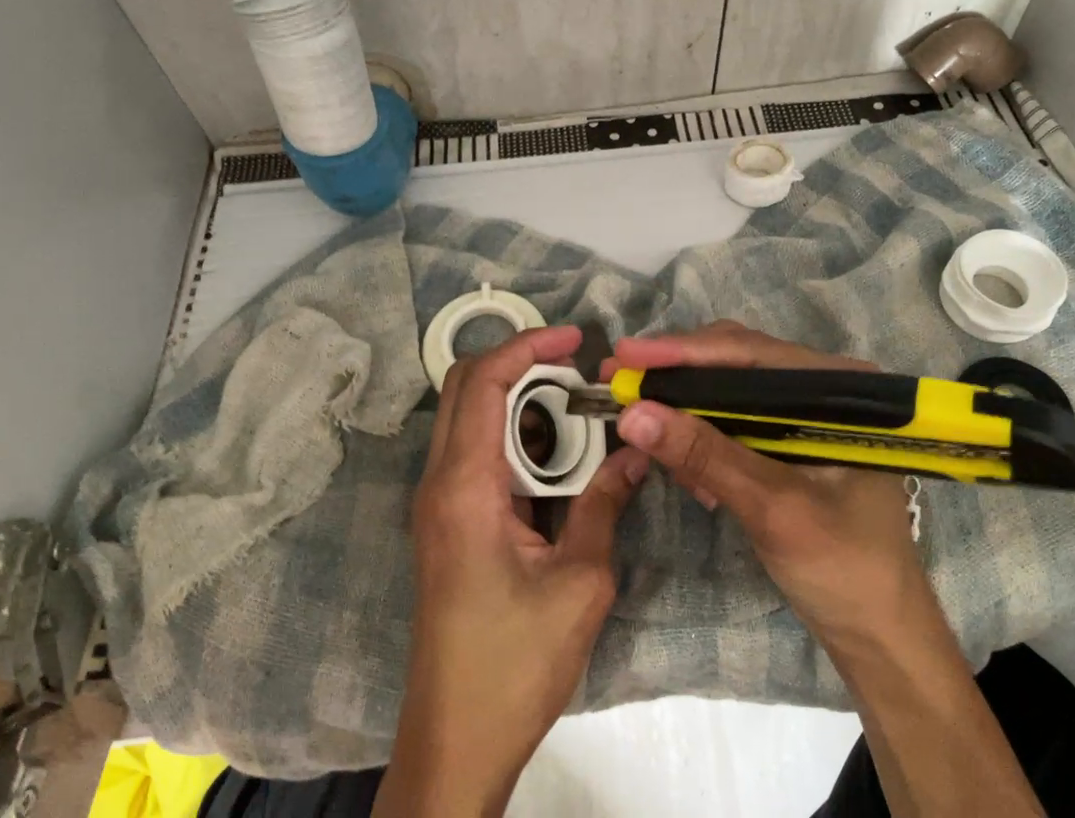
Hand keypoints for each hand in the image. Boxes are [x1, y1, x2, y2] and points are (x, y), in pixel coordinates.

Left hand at [376, 325, 647, 817]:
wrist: (458, 735)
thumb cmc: (516, 660)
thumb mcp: (580, 581)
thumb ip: (605, 504)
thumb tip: (636, 451)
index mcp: (464, 487)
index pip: (482, 383)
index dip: (527, 346)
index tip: (577, 339)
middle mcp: (439, 484)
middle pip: (465, 390)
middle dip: (523, 366)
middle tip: (584, 376)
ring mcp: (438, 506)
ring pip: (471, 423)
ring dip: (523, 408)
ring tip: (584, 421)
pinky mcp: (448, 527)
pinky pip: (477, 459)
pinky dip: (517, 444)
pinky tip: (563, 467)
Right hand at [604, 322, 935, 648]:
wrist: (878, 630)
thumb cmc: (844, 567)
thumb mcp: (772, 508)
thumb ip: (706, 456)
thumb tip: (633, 412)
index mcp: (840, 389)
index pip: (751, 354)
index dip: (683, 351)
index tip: (625, 354)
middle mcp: (824, 391)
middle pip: (736, 365)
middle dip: (677, 378)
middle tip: (618, 383)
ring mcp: (806, 419)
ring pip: (729, 395)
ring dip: (687, 414)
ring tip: (645, 434)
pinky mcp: (790, 447)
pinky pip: (735, 427)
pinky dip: (704, 444)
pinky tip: (690, 476)